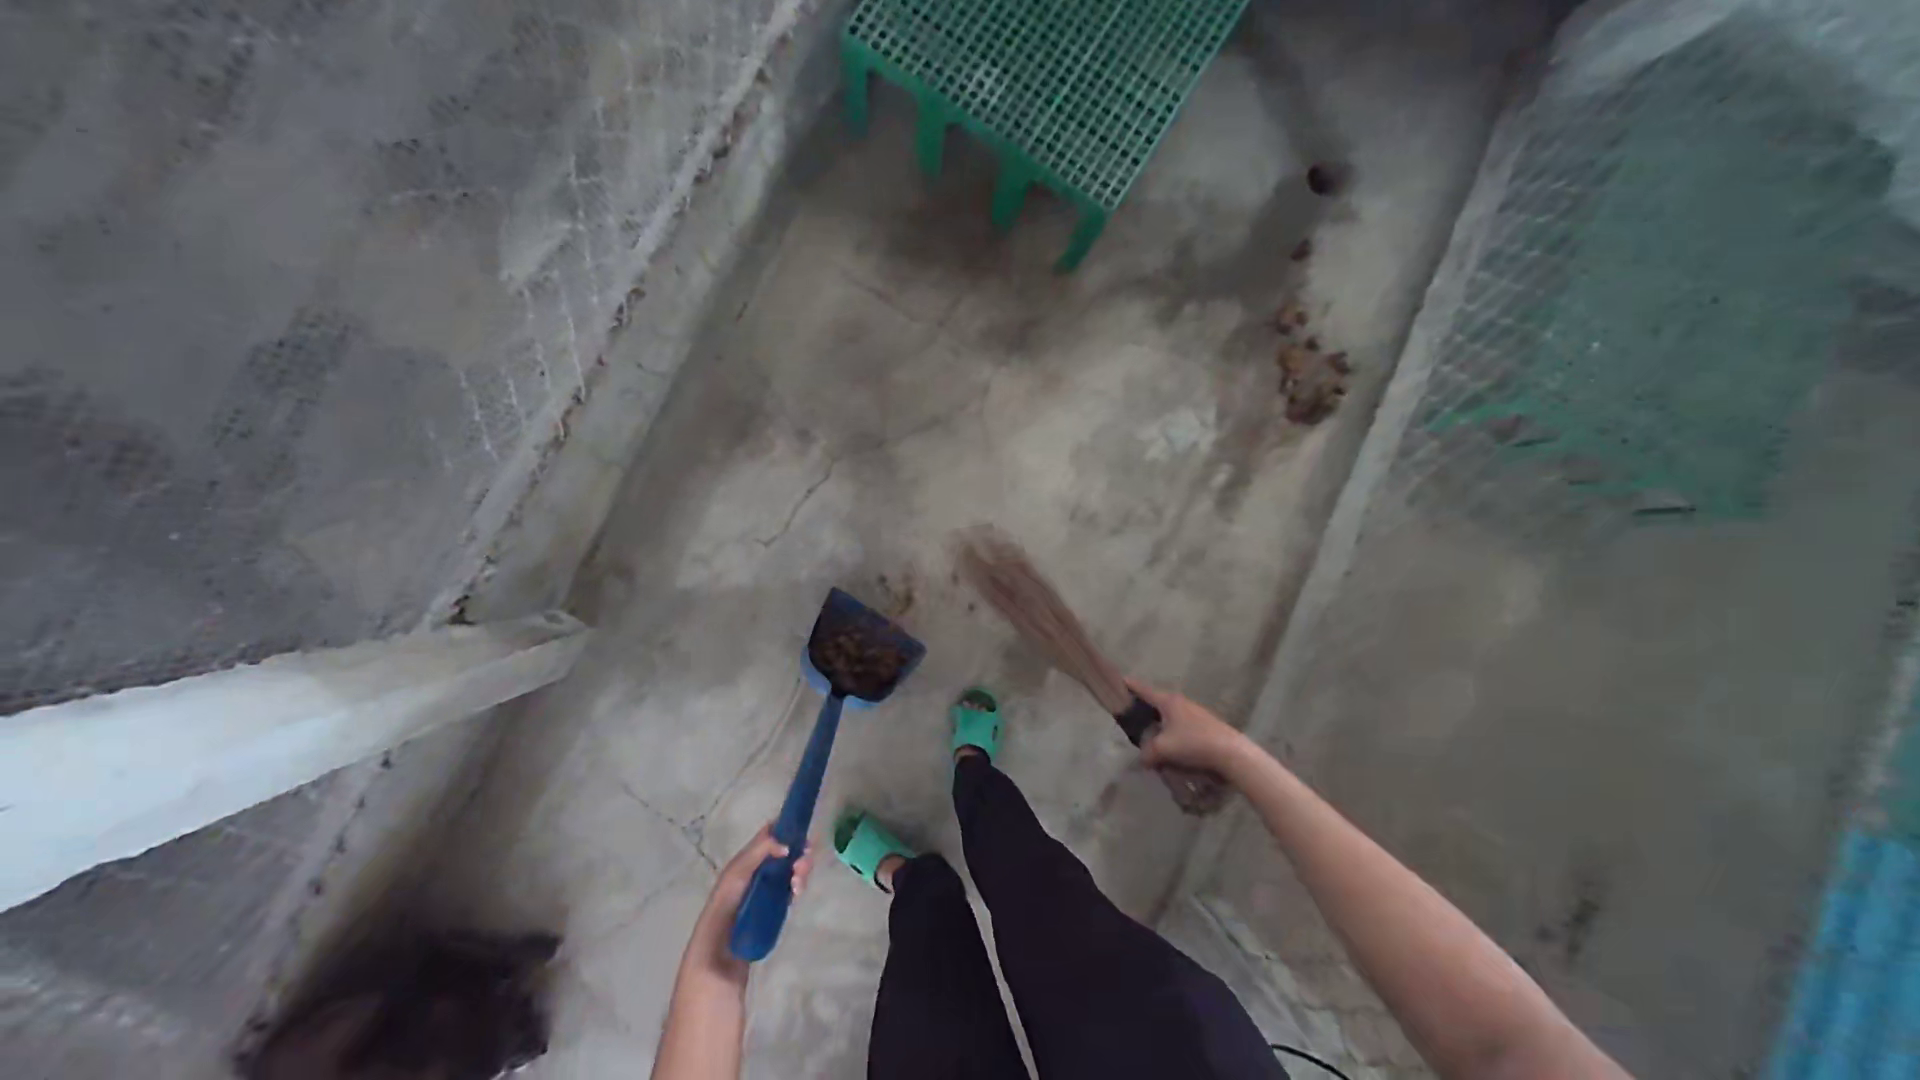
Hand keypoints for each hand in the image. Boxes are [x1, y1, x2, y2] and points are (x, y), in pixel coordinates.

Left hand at [686, 824, 814, 982]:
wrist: (717, 965)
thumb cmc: (721, 915)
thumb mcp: (734, 878)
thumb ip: (755, 855)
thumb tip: (785, 842)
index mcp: (743, 864)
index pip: (766, 838)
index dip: (783, 828)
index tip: (800, 826)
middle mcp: (756, 874)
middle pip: (783, 854)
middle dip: (797, 850)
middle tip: (805, 857)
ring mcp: (767, 893)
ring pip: (790, 871)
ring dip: (800, 868)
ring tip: (800, 879)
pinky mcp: (776, 912)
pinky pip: (791, 891)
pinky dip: (798, 886)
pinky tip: (798, 891)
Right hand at [1125, 678, 1252, 775]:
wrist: (1232, 754)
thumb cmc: (1193, 744)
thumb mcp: (1163, 749)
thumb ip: (1147, 753)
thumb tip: (1143, 758)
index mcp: (1168, 701)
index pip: (1143, 689)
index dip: (1129, 685)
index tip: (1118, 681)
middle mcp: (1181, 703)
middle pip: (1156, 703)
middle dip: (1144, 711)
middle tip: (1131, 720)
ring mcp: (1195, 714)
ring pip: (1169, 717)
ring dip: (1159, 726)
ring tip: (1152, 741)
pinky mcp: (1205, 726)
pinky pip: (1181, 727)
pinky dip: (1172, 734)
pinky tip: (1172, 750)